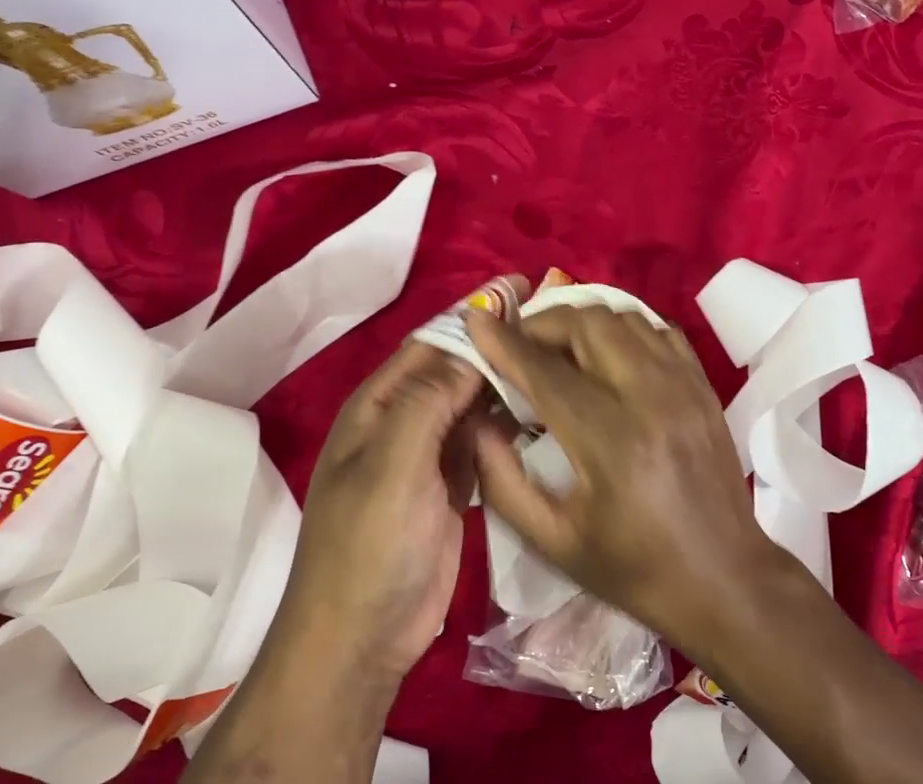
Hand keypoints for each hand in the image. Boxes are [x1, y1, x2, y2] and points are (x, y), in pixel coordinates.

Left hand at [277, 278, 527, 680]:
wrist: (362, 635)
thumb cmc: (369, 545)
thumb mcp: (393, 464)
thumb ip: (431, 399)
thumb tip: (476, 344)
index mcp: (379, 407)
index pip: (433, 342)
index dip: (476, 313)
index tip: (526, 287)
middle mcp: (404, 423)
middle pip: (457, 368)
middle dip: (500, 342)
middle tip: (558, 321)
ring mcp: (429, 457)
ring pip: (474, 403)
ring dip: (509, 380)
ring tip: (561, 357)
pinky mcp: (453, 487)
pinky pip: (485, 440)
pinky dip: (511, 421)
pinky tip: (547, 411)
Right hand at [468, 304, 784, 642]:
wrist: (722, 576)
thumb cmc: (634, 568)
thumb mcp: (553, 541)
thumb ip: (503, 481)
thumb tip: (480, 422)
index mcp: (610, 440)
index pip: (546, 370)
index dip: (504, 343)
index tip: (475, 323)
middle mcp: (650, 397)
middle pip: (589, 324)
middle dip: (543, 324)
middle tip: (520, 345)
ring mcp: (684, 385)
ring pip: (626, 317)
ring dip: (584, 323)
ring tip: (560, 349)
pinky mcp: (704, 385)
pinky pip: (660, 331)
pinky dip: (626, 331)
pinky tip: (609, 356)